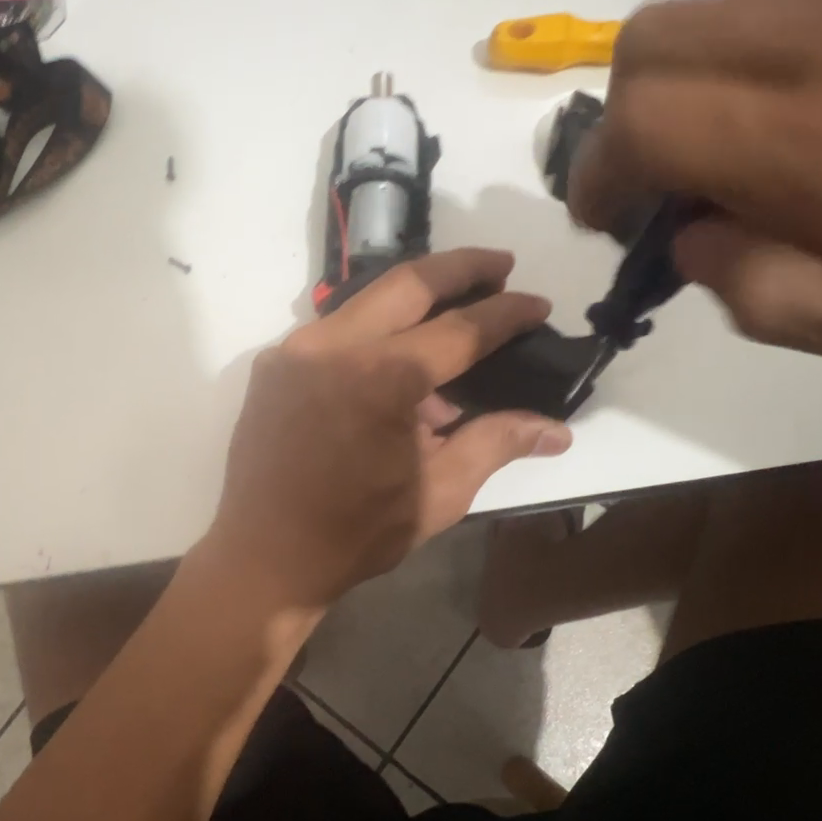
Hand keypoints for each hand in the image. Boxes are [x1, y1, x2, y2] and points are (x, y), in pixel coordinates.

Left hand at [205, 249, 572, 609]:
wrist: (265, 555)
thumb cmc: (356, 533)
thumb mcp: (438, 493)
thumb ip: (495, 443)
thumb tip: (556, 430)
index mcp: (379, 379)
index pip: (458, 330)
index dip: (505, 315)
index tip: (538, 304)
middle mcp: (331, 346)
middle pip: (408, 285)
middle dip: (461, 268)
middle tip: (501, 265)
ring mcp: (294, 351)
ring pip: (366, 302)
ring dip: (415, 299)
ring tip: (455, 310)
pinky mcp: (272, 365)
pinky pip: (333, 332)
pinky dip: (373, 334)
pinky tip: (397, 357)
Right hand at [573, 0, 821, 392]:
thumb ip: (779, 298)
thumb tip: (696, 248)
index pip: (641, 120)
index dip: (597, 174)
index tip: (610, 224)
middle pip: (659, 39)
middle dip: (625, 117)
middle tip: (659, 190)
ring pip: (727, 9)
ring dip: (693, 85)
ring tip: (735, 162)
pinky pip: (809, 0)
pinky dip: (767, 61)